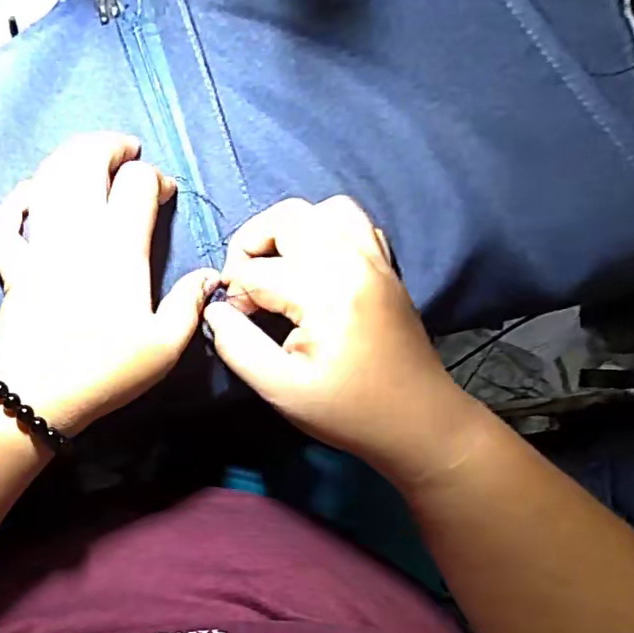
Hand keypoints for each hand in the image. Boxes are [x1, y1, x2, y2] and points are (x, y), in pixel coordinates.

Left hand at [0, 133, 219, 432]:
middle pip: (86, 159)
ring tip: (89, 160)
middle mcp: (76, 231)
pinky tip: (33, 194)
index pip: (137, 182)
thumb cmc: (104, 371)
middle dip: (110, 146)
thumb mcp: (164, 346)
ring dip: (69, 157)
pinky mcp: (12, 264)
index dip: (156, 178)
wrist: (33, 395)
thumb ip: (189, 304)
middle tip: (127, 153)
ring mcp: (38, 244)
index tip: (165, 195)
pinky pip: (7, 218)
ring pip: (47, 176)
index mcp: (119, 246)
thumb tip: (211, 276)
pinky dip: (19, 198)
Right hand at [203, 196, 489, 486]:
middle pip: (288, 217)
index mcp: (327, 290)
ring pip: (323, 210)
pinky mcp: (386, 268)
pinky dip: (324, 233)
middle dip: (251, 245)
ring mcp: (375, 259)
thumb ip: (237, 346)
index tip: (234, 326)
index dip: (233, 295)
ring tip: (274, 269)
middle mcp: (353, 260)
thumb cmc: (348, 412)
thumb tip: (215, 311)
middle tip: (242, 288)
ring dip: (288, 231)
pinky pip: (353, 224)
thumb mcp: (281, 389)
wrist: (418, 422)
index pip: (256, 270)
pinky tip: (312, 270)